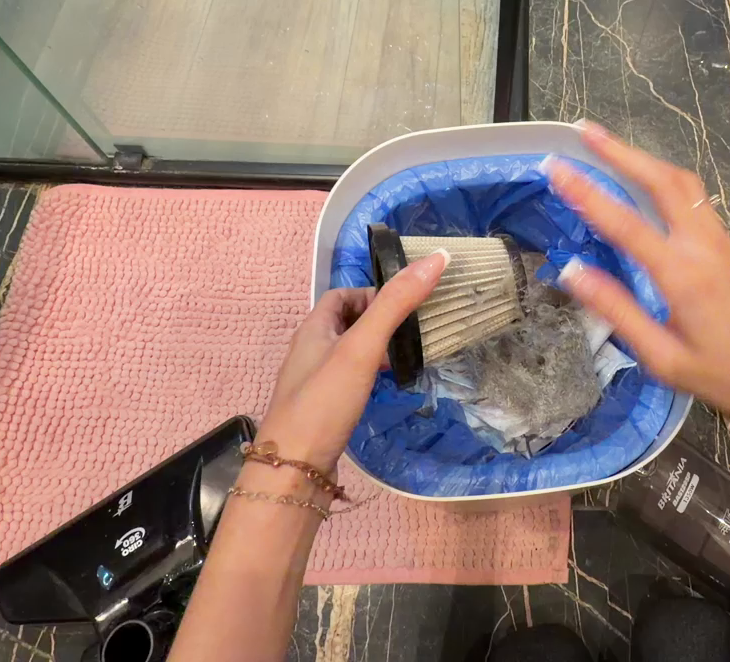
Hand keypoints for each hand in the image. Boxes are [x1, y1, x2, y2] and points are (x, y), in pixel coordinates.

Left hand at [254, 252, 447, 473]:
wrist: (292, 472)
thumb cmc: (324, 401)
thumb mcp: (363, 346)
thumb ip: (396, 303)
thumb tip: (437, 258)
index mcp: (313, 329)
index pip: (343, 295)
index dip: (373, 293)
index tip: (405, 305)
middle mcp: (309, 352)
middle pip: (347, 323)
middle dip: (379, 321)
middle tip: (412, 332)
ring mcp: (313, 384)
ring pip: (349, 354)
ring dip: (376, 350)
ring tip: (406, 359)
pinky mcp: (321, 412)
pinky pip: (349, 381)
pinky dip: (370, 377)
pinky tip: (385, 390)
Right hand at [546, 122, 729, 430]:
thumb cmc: (718, 372)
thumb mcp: (660, 357)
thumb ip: (616, 310)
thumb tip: (572, 272)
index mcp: (682, 276)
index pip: (626, 224)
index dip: (588, 194)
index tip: (557, 167)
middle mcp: (701, 245)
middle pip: (661, 181)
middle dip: (620, 151)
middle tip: (583, 131)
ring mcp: (717, 237)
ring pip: (680, 181)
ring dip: (642, 157)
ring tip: (605, 143)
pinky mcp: (724, 239)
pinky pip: (691, 193)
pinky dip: (660, 173)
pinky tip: (641, 172)